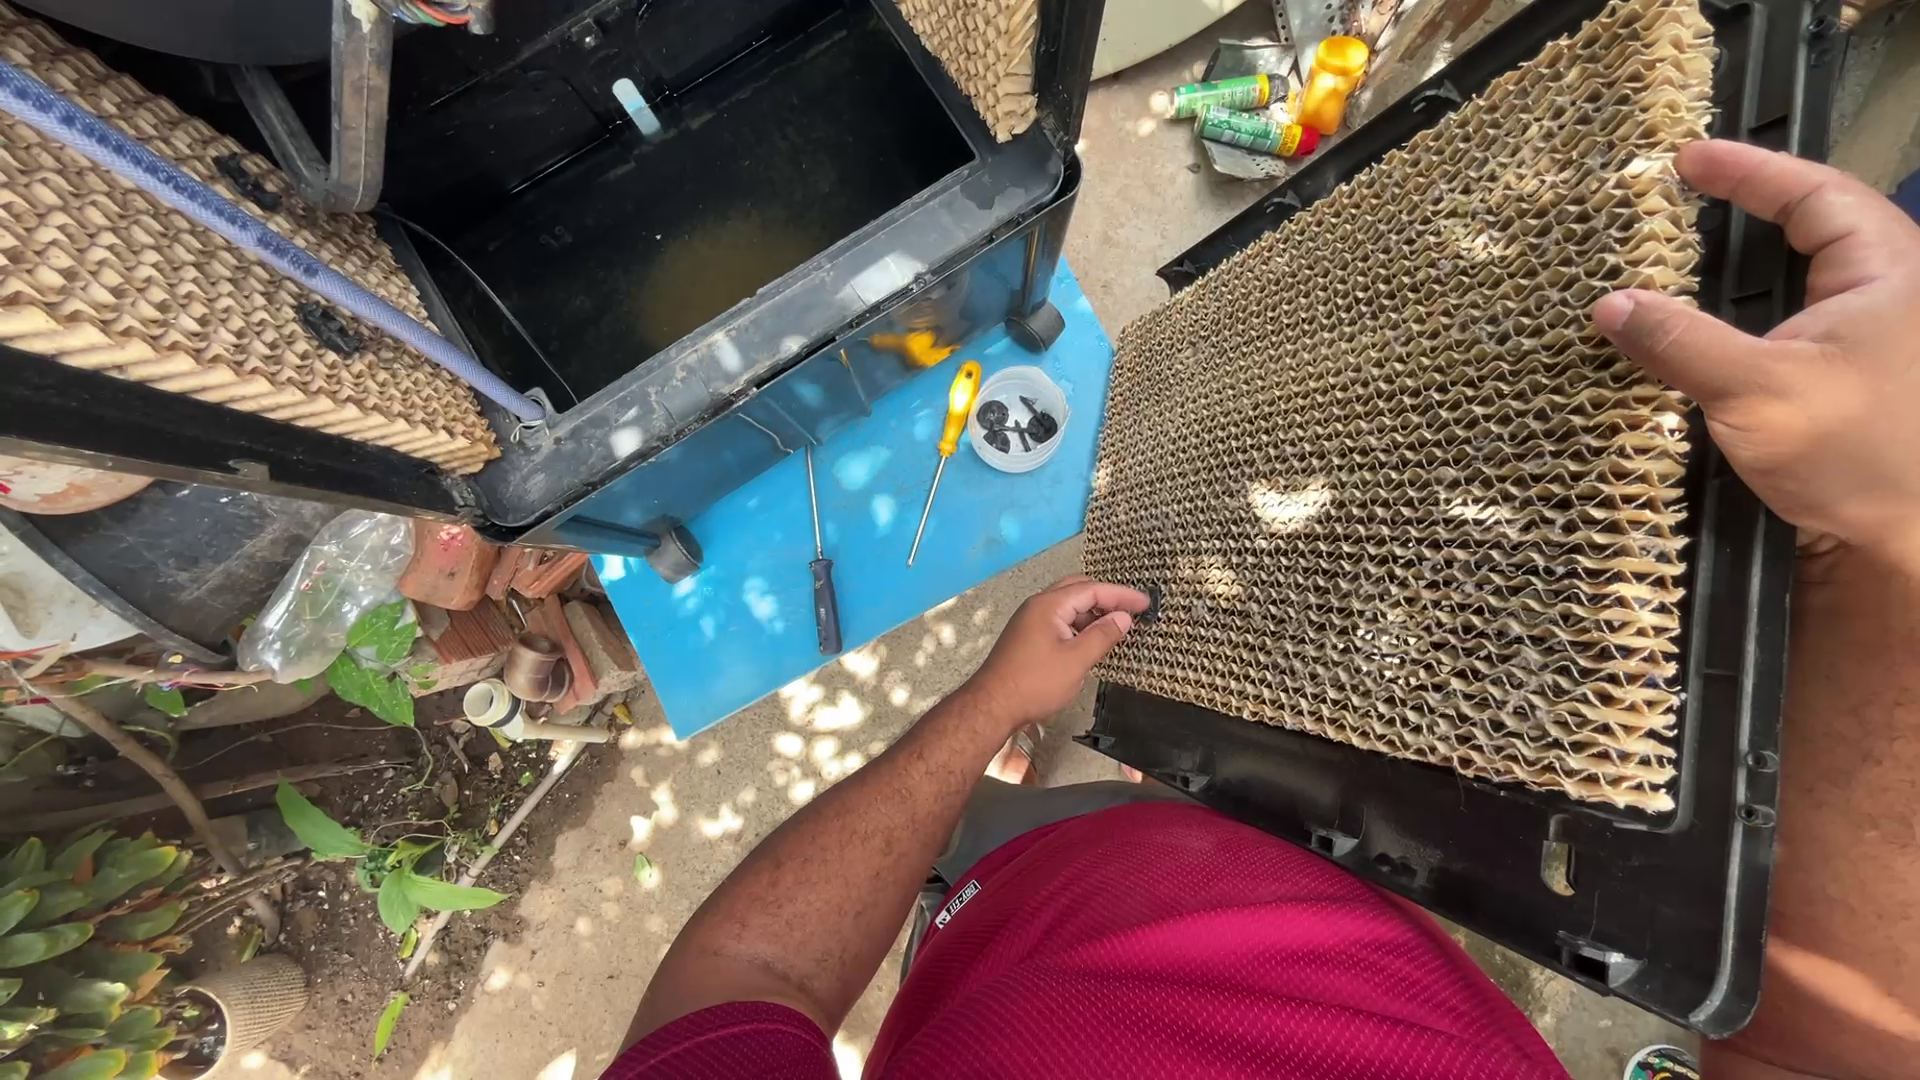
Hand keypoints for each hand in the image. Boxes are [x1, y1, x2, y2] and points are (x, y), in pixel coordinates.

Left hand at [961, 576, 1150, 729]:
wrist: (992, 705)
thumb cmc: (1035, 683)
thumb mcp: (1076, 661)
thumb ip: (1102, 636)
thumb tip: (1124, 617)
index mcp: (1048, 605)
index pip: (1091, 589)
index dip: (1121, 595)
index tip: (1146, 603)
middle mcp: (1037, 605)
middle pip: (1078, 590)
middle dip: (1106, 598)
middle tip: (1132, 610)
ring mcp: (1030, 620)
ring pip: (1068, 606)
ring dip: (1092, 613)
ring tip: (1116, 627)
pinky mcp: (1028, 636)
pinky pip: (1059, 620)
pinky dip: (1079, 625)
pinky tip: (1091, 641)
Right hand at [1590, 139, 1919, 570]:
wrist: (1908, 531)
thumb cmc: (1858, 450)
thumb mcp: (1758, 390)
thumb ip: (1680, 342)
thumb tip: (1609, 302)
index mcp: (1890, 275)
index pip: (1818, 198)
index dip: (1752, 174)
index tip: (1686, 158)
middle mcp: (1885, 296)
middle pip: (1815, 228)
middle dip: (1749, 207)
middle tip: (1683, 198)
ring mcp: (1863, 340)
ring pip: (1796, 281)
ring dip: (1737, 265)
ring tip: (1675, 260)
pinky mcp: (1835, 380)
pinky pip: (1777, 328)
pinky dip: (1730, 317)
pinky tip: (1688, 335)